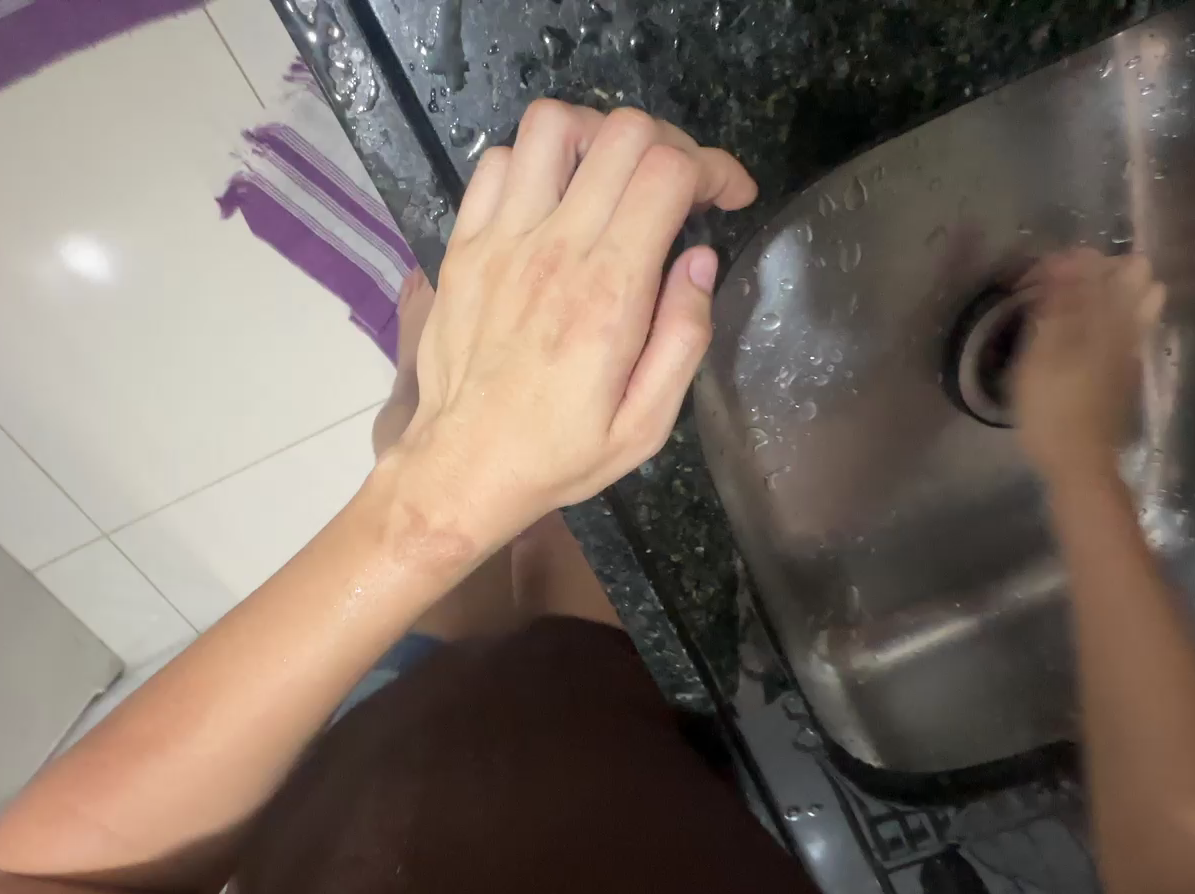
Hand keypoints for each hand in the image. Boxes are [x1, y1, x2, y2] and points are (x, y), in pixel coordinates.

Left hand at [379, 100, 756, 552]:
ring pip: (554, 126)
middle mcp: (556, 249)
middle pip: (623, 133)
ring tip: (616, 182)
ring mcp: (501, 241)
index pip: (669, 173)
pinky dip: (538, 163)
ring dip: (600, 139)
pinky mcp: (465, 247)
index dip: (714, 167)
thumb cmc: (561, 454)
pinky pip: (498, 163)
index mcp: (610, 293)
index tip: (730, 197)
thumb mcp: (647, 425)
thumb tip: (700, 260)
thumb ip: (685, 338)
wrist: (465, 466)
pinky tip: (554, 203)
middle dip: (672, 146)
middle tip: (682, 190)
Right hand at [1009, 249, 1165, 482]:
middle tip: (1054, 290)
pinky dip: (1110, 317)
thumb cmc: (1051, 412)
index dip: (1061, 264)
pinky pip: (1131, 325)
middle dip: (1092, 270)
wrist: (1080, 461)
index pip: (1094, 264)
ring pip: (1138, 298)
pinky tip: (1084, 335)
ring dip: (1106, 292)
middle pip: (1130, 273)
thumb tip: (1065, 262)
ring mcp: (1133, 347)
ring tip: (1071, 309)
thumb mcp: (1041, 358)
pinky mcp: (1128, 368)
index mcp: (1105, 318)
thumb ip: (1057, 309)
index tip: (1027, 283)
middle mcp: (1128, 325)